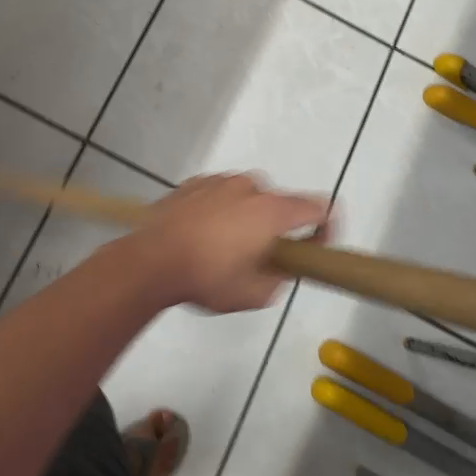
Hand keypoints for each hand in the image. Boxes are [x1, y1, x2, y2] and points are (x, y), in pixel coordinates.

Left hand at [116, 172, 330, 313]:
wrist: (150, 260)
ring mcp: (219, 181)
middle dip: (277, 228)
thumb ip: (280, 278)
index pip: (319, 208)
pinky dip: (220, 212)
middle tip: (262, 257)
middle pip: (279, 204)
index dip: (326, 227)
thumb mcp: (254, 294)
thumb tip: (280, 269)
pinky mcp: (193, 183)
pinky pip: (220, 196)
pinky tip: (203, 236)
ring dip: (246, 219)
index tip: (318, 247)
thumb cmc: (207, 278)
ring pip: (247, 198)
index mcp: (272, 211)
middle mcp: (250, 187)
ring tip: (225, 249)